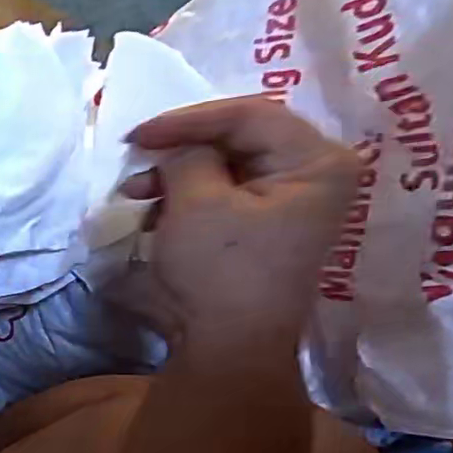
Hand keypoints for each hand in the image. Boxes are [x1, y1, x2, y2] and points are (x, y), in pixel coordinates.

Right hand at [123, 97, 358, 351]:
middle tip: (136, 161)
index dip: (187, 119)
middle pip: (239, 138)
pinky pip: (221, 193)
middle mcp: (313, 174)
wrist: (228, 337)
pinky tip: (153, 214)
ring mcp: (289, 202)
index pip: (248, 115)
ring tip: (136, 195)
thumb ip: (187, 160)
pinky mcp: (262, 225)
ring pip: (224, 166)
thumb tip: (177, 150)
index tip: (136, 136)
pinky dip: (182, 196)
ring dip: (174, 175)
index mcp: (316, 162)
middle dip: (180, 148)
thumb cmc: (219, 267)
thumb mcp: (196, 204)